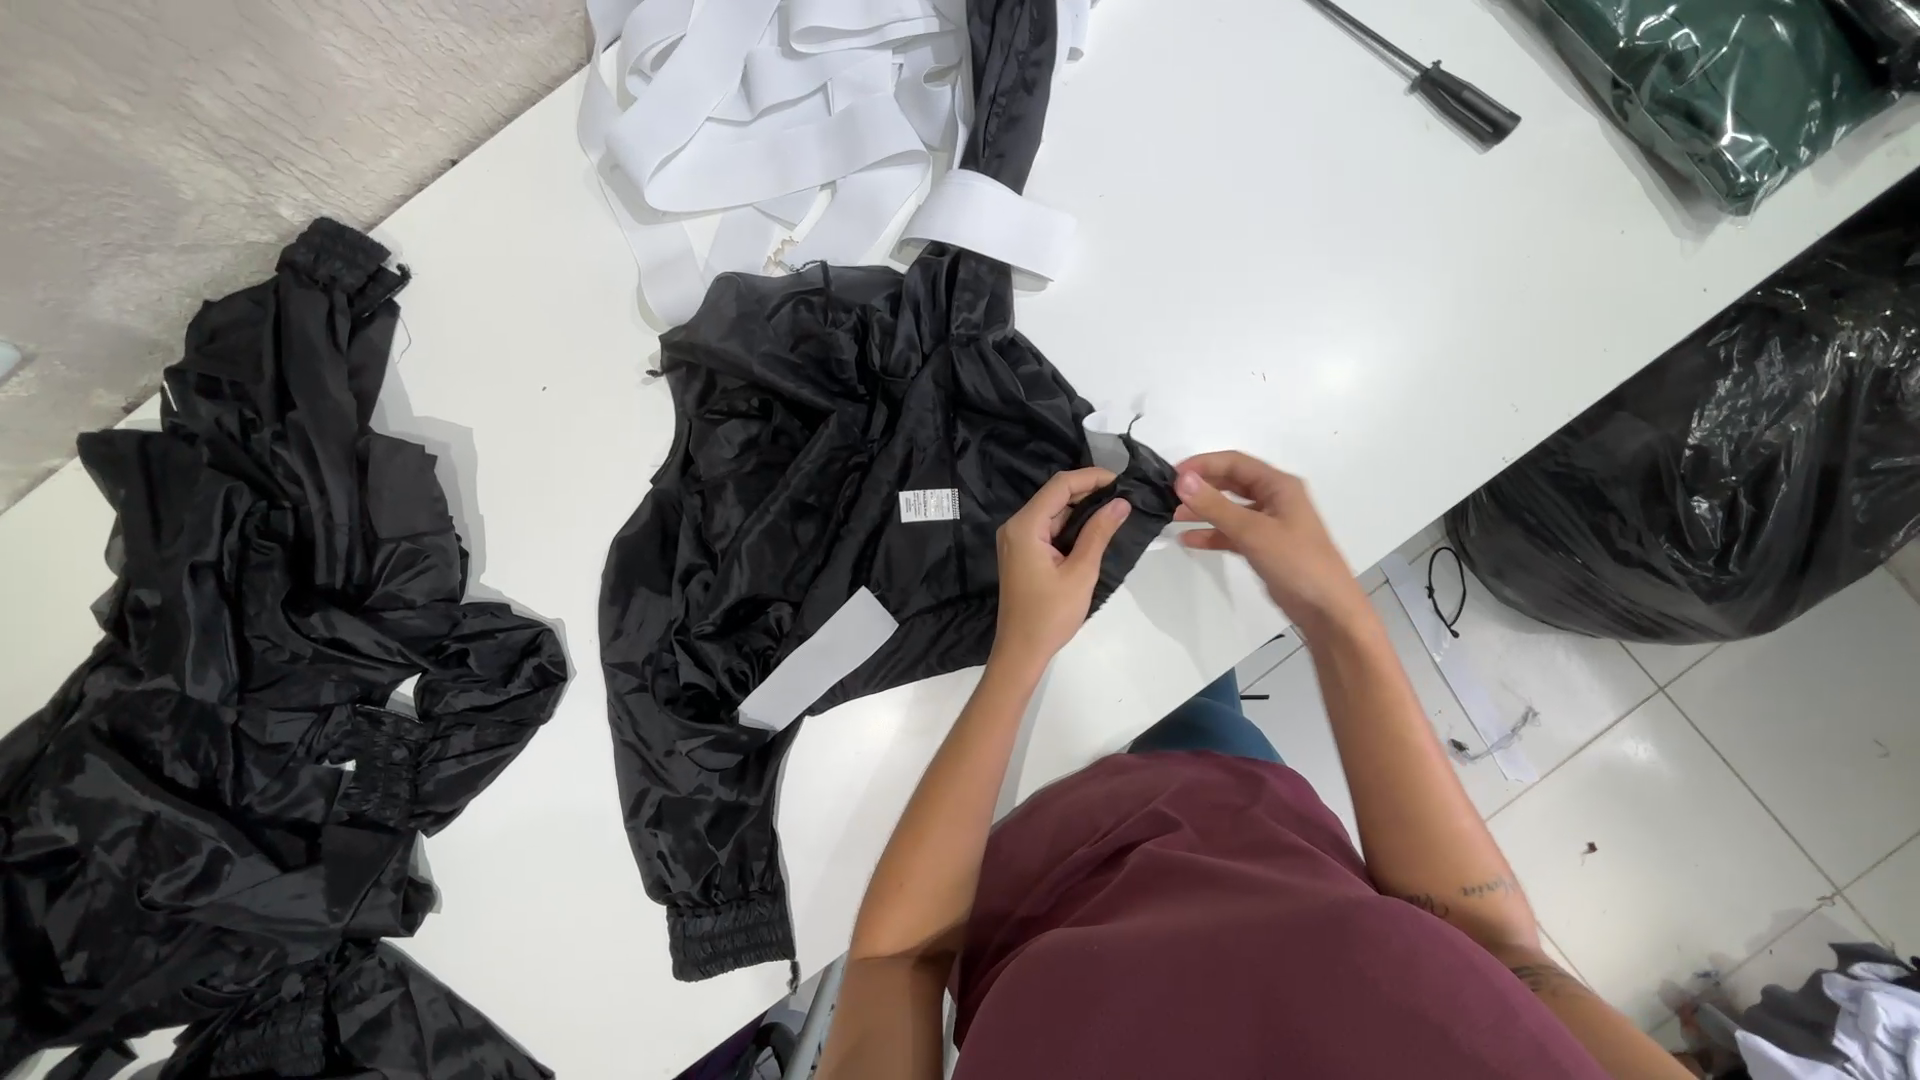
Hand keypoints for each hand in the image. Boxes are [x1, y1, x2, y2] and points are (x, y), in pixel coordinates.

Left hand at [992, 468, 1131, 671]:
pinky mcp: (1022, 553)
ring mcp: (1016, 540)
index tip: (1121, 480)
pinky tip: (1096, 528)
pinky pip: (1047, 528)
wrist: (1022, 650)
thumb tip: (1121, 502)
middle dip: (1089, 491)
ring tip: (1117, 508)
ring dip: (1082, 508)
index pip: (1060, 486)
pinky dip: (1071, 525)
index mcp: (1025, 527)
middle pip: (1054, 495)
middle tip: (1124, 495)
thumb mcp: (1081, 572)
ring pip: (1052, 511)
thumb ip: (1099, 533)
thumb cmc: (1051, 615)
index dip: (1091, 477)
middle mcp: (1016, 527)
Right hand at [1173, 452, 1366, 629]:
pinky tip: (1188, 540)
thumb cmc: (1296, 562)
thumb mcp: (1253, 531)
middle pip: (1231, 483)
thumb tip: (1182, 480)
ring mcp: (1269, 523)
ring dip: (1203, 510)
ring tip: (1172, 516)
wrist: (1326, 609)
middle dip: (1201, 487)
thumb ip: (1215, 506)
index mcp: (1279, 485)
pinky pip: (1232, 532)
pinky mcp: (1264, 546)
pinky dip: (1212, 534)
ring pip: (1230, 508)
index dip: (1203, 464)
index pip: (1235, 463)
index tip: (1172, 475)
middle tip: (1168, 494)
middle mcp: (1274, 498)